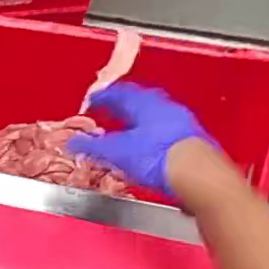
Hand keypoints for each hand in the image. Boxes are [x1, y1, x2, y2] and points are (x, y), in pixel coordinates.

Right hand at [67, 84, 216, 196]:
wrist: (195, 174)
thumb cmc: (158, 157)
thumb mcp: (117, 152)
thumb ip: (94, 147)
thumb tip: (73, 143)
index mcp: (146, 104)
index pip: (121, 93)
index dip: (105, 96)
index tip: (95, 98)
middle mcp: (166, 109)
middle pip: (140, 103)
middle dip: (123, 108)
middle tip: (110, 111)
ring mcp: (180, 124)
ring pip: (153, 118)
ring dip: (137, 123)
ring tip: (125, 131)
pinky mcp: (188, 142)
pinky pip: (164, 134)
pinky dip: (150, 138)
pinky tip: (145, 150)